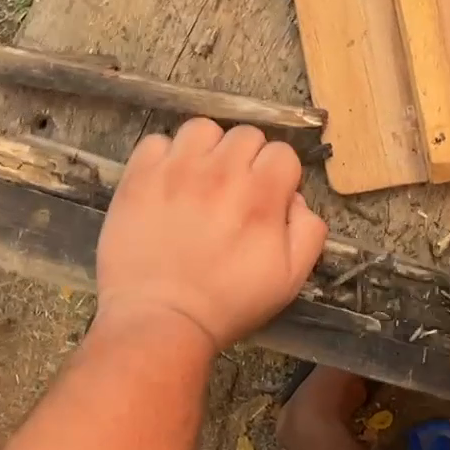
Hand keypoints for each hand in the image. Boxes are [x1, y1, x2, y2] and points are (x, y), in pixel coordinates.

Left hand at [94, 118, 326, 350]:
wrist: (159, 321)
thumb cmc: (228, 304)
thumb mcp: (290, 279)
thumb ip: (309, 231)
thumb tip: (296, 200)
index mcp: (261, 194)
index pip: (283, 152)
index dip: (280, 176)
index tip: (268, 200)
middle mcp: (221, 171)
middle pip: (246, 135)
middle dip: (247, 160)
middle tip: (234, 192)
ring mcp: (177, 169)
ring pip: (203, 129)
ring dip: (208, 149)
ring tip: (200, 179)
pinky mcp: (140, 176)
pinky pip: (158, 142)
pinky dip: (165, 157)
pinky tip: (167, 183)